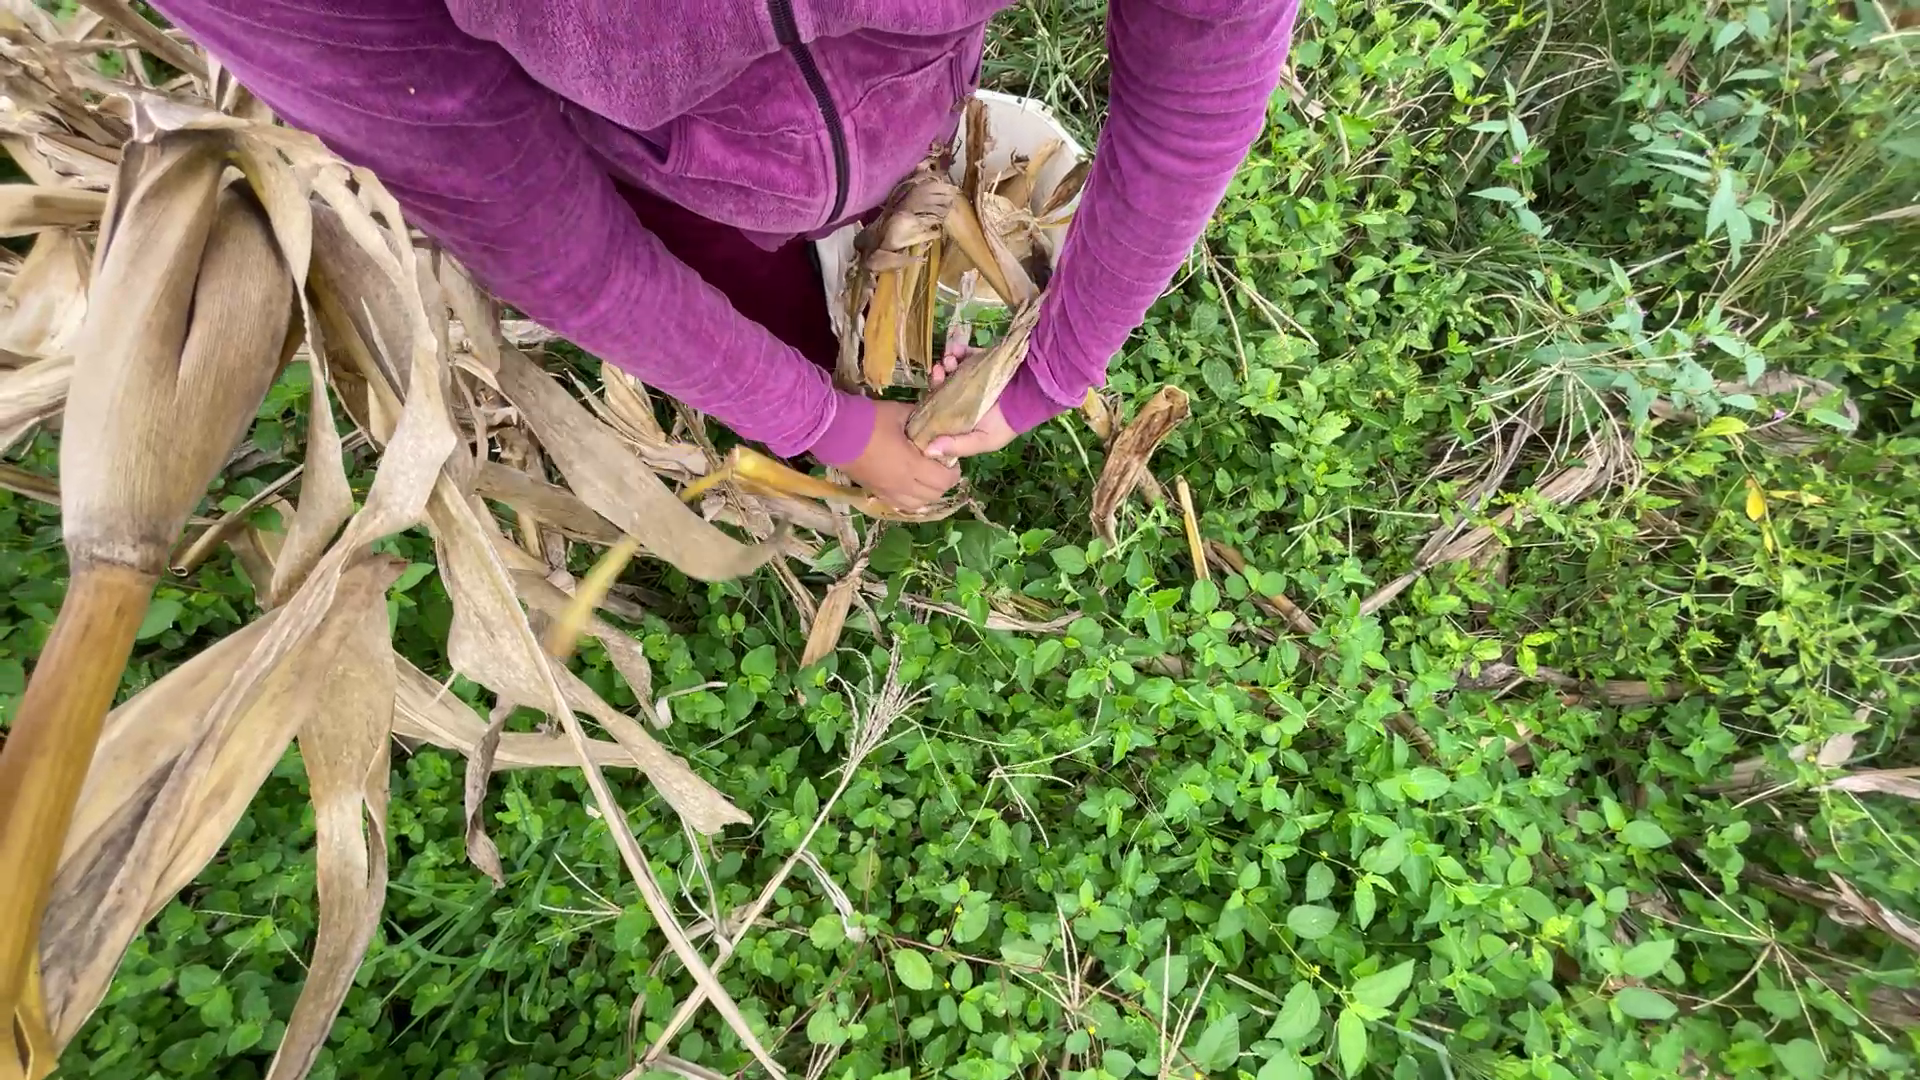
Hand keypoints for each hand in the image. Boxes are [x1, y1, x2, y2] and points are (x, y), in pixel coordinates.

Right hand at [838, 399, 960, 509]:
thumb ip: (923, 419)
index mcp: (912, 466)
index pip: (944, 479)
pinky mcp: (877, 493)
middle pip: (935, 495)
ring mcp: (889, 492)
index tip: (951, 459)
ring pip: (920, 505)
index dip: (953, 470)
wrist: (834, 432)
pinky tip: (911, 486)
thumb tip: (936, 420)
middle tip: (941, 465)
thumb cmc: (869, 421)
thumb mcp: (900, 413)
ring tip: (927, 477)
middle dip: (943, 481)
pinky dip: (912, 500)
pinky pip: (902, 506)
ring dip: (929, 493)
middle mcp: (903, 485)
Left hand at [922, 346, 1018, 459]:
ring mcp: (971, 378)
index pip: (938, 410)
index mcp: (960, 417)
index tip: (927, 395)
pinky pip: (964, 354)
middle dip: (937, 379)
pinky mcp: (979, 361)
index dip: (929, 402)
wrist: (1030, 396)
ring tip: (949, 361)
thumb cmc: (1006, 423)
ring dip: (946, 364)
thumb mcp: (983, 441)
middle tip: (938, 372)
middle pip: (941, 387)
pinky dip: (958, 350)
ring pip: (950, 369)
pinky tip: (957, 351)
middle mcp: (963, 397)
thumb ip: (957, 446)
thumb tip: (927, 452)